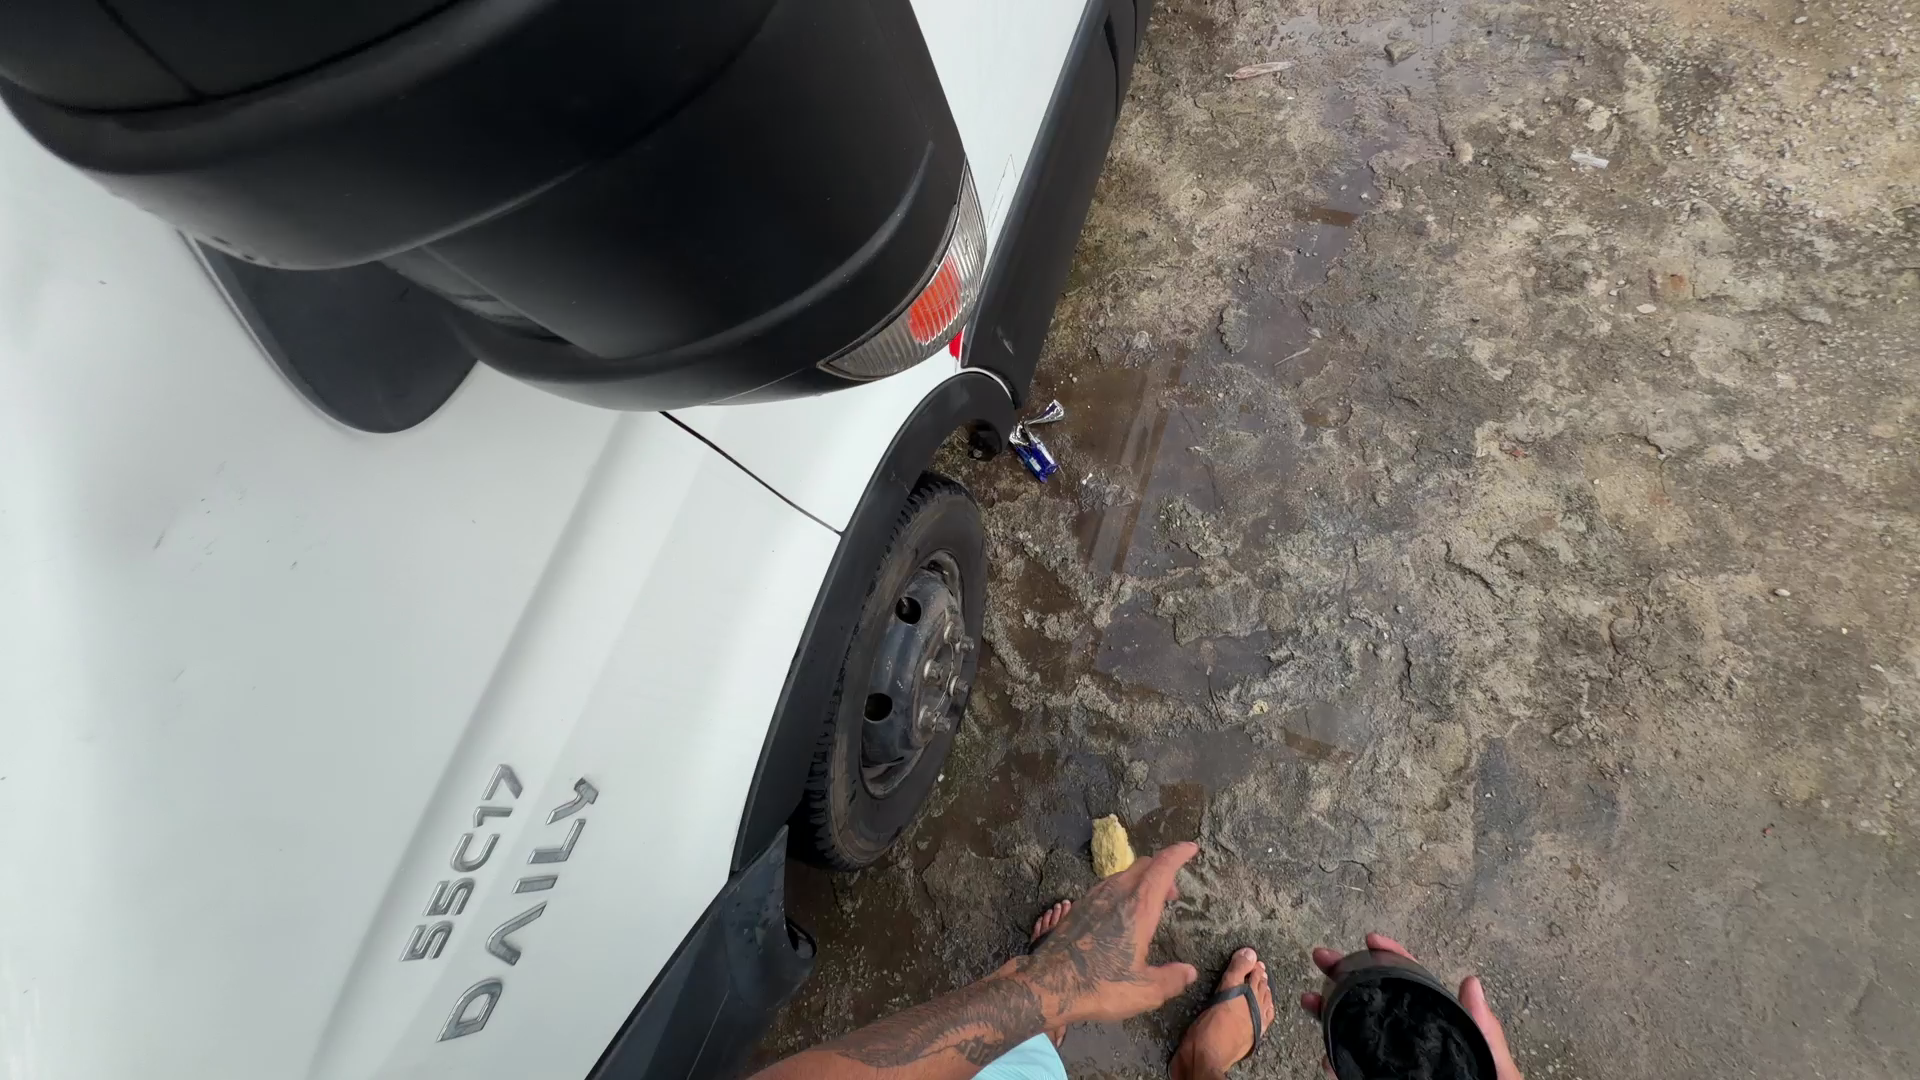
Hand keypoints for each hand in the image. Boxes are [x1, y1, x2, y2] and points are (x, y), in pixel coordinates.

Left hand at [1017, 842, 1200, 1025]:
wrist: (1050, 982)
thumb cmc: (1100, 986)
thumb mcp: (1144, 992)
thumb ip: (1171, 979)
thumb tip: (1189, 971)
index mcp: (1138, 909)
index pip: (1162, 868)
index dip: (1178, 854)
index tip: (1191, 847)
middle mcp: (1117, 894)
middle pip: (1144, 865)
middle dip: (1163, 870)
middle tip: (1173, 894)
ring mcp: (1095, 896)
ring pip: (1125, 873)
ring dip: (1143, 880)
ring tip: (1151, 904)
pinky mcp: (1081, 904)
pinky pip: (1109, 884)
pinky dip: (1125, 888)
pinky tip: (1124, 911)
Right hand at [1299, 932, 1523, 1079]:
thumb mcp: (1498, 1073)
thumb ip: (1485, 1034)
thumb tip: (1471, 981)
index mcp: (1436, 1030)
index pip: (1412, 984)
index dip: (1391, 957)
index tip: (1371, 940)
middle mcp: (1408, 1044)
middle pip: (1372, 1000)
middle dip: (1343, 974)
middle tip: (1322, 958)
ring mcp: (1390, 1068)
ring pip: (1352, 1031)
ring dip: (1326, 1012)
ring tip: (1309, 1002)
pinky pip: (1350, 1071)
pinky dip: (1335, 1064)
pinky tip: (1327, 1060)